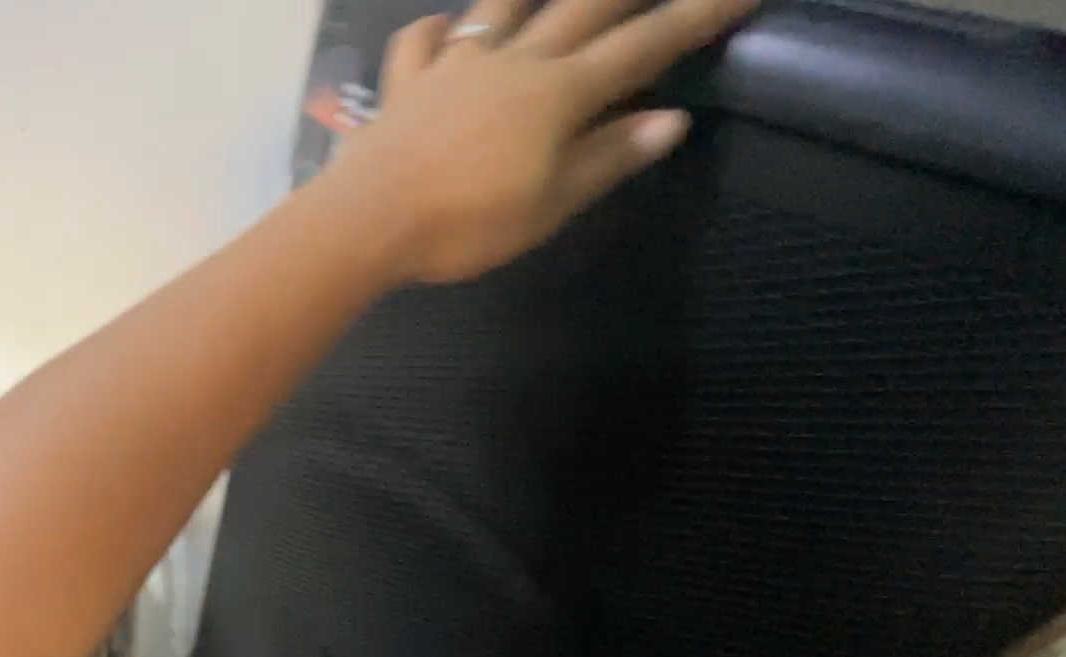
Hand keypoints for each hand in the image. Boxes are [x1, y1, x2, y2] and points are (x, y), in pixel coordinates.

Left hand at [322, 0, 761, 285]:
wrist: (368, 220)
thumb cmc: (462, 225)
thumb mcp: (546, 206)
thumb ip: (606, 161)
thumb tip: (672, 120)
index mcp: (558, 94)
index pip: (644, 45)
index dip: (698, 14)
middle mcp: (511, 63)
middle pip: (582, 7)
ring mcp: (452, 69)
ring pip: (498, 7)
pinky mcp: (402, 87)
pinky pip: (419, 43)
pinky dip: (434, 30)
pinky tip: (441, 29)